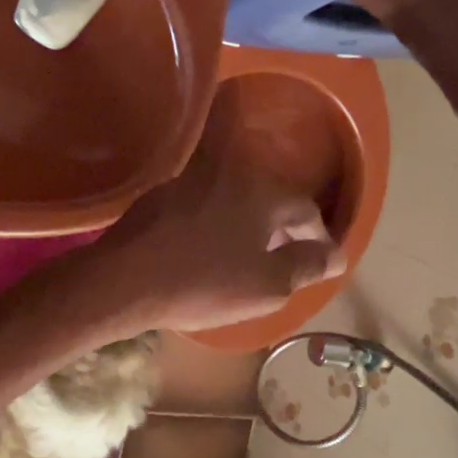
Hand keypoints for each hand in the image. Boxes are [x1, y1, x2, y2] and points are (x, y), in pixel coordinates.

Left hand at [84, 85, 345, 332]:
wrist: (124, 279)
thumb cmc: (204, 282)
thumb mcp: (270, 284)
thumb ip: (307, 264)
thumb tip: (332, 251)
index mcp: (260, 190)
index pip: (305, 209)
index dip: (318, 238)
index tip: (319, 261)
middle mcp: (225, 173)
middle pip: (268, 198)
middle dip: (283, 226)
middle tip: (288, 259)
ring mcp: (186, 181)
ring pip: (232, 199)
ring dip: (247, 223)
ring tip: (250, 256)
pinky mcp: (157, 196)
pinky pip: (201, 206)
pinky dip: (214, 223)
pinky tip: (208, 249)